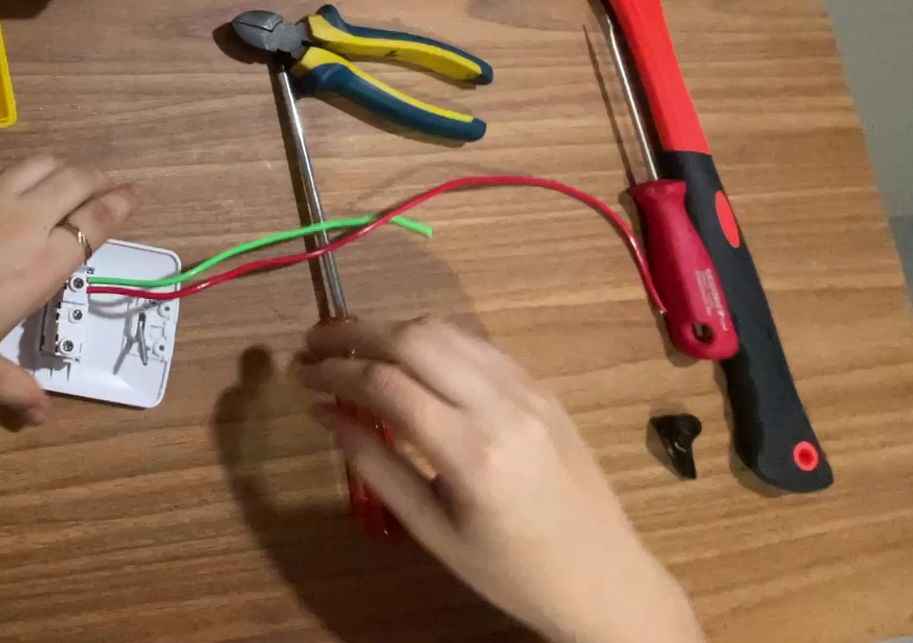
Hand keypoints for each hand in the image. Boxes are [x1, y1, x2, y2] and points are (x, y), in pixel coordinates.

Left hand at [0, 154, 137, 425]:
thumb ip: (15, 389)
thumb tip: (39, 417)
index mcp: (40, 263)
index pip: (95, 223)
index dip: (120, 203)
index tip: (135, 193)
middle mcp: (21, 220)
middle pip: (74, 180)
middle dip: (101, 175)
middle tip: (113, 179)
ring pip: (36, 165)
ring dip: (60, 167)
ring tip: (66, 176)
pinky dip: (14, 172)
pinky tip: (5, 186)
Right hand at [297, 318, 703, 642]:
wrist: (611, 584)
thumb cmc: (511, 572)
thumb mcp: (431, 530)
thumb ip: (372, 463)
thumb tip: (321, 412)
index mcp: (472, 454)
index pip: (383, 385)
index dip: (333, 371)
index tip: (301, 374)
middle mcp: (500, 409)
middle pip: (410, 339)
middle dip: (351, 333)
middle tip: (313, 343)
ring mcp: (525, 391)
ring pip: (440, 330)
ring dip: (386, 328)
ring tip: (350, 344)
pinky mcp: (538, 386)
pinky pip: (471, 341)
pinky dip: (426, 336)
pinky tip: (404, 353)